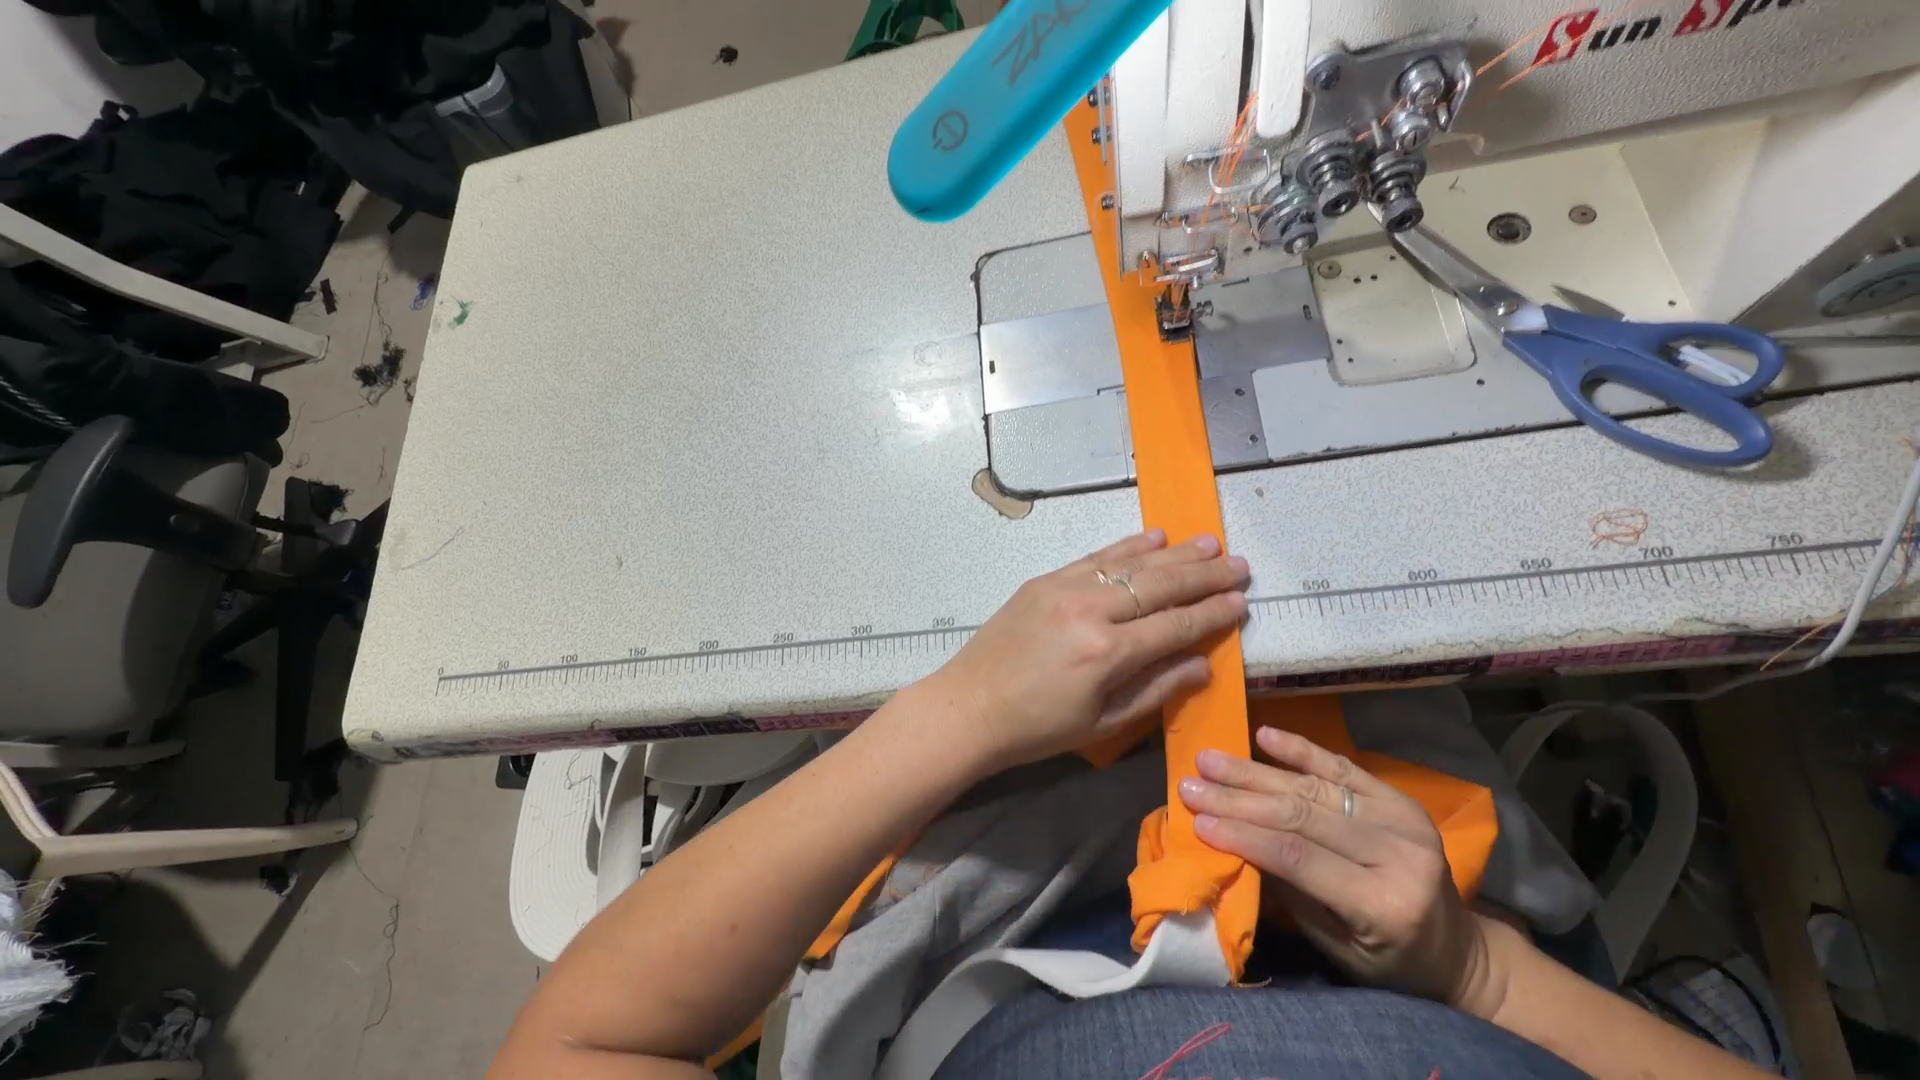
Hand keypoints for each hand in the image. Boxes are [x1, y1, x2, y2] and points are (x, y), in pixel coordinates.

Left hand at [921, 529, 1248, 771]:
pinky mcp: (1044, 581)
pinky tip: (1154, 538)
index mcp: (1108, 652)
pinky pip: (1095, 557)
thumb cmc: (1038, 728)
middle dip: (1204, 574)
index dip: (1213, 613)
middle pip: (1160, 586)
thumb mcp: (1103, 722)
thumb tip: (1204, 664)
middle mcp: (1090, 610)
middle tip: (1239, 564)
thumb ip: (1156, 689)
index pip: (1177, 625)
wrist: (969, 708)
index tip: (1243, 600)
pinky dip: (1127, 547)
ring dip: (1174, 553)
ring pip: (1131, 564)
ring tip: (1209, 542)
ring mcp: (1064, 589)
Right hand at [1177, 726, 1501, 1015]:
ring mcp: (1403, 820)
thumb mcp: (1336, 947)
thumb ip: (1289, 893)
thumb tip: (1230, 844)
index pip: (1297, 857)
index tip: (1196, 819)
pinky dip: (1302, 750)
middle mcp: (1399, 853)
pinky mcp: (1401, 800)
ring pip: (1314, 787)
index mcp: (1385, 902)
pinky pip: (1344, 768)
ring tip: (1209, 759)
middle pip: (1301, 815)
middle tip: (1190, 784)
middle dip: (1238, 798)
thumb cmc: (1389, 962)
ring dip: (1255, 771)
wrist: (1459, 950)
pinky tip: (1265, 736)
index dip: (1243, 834)